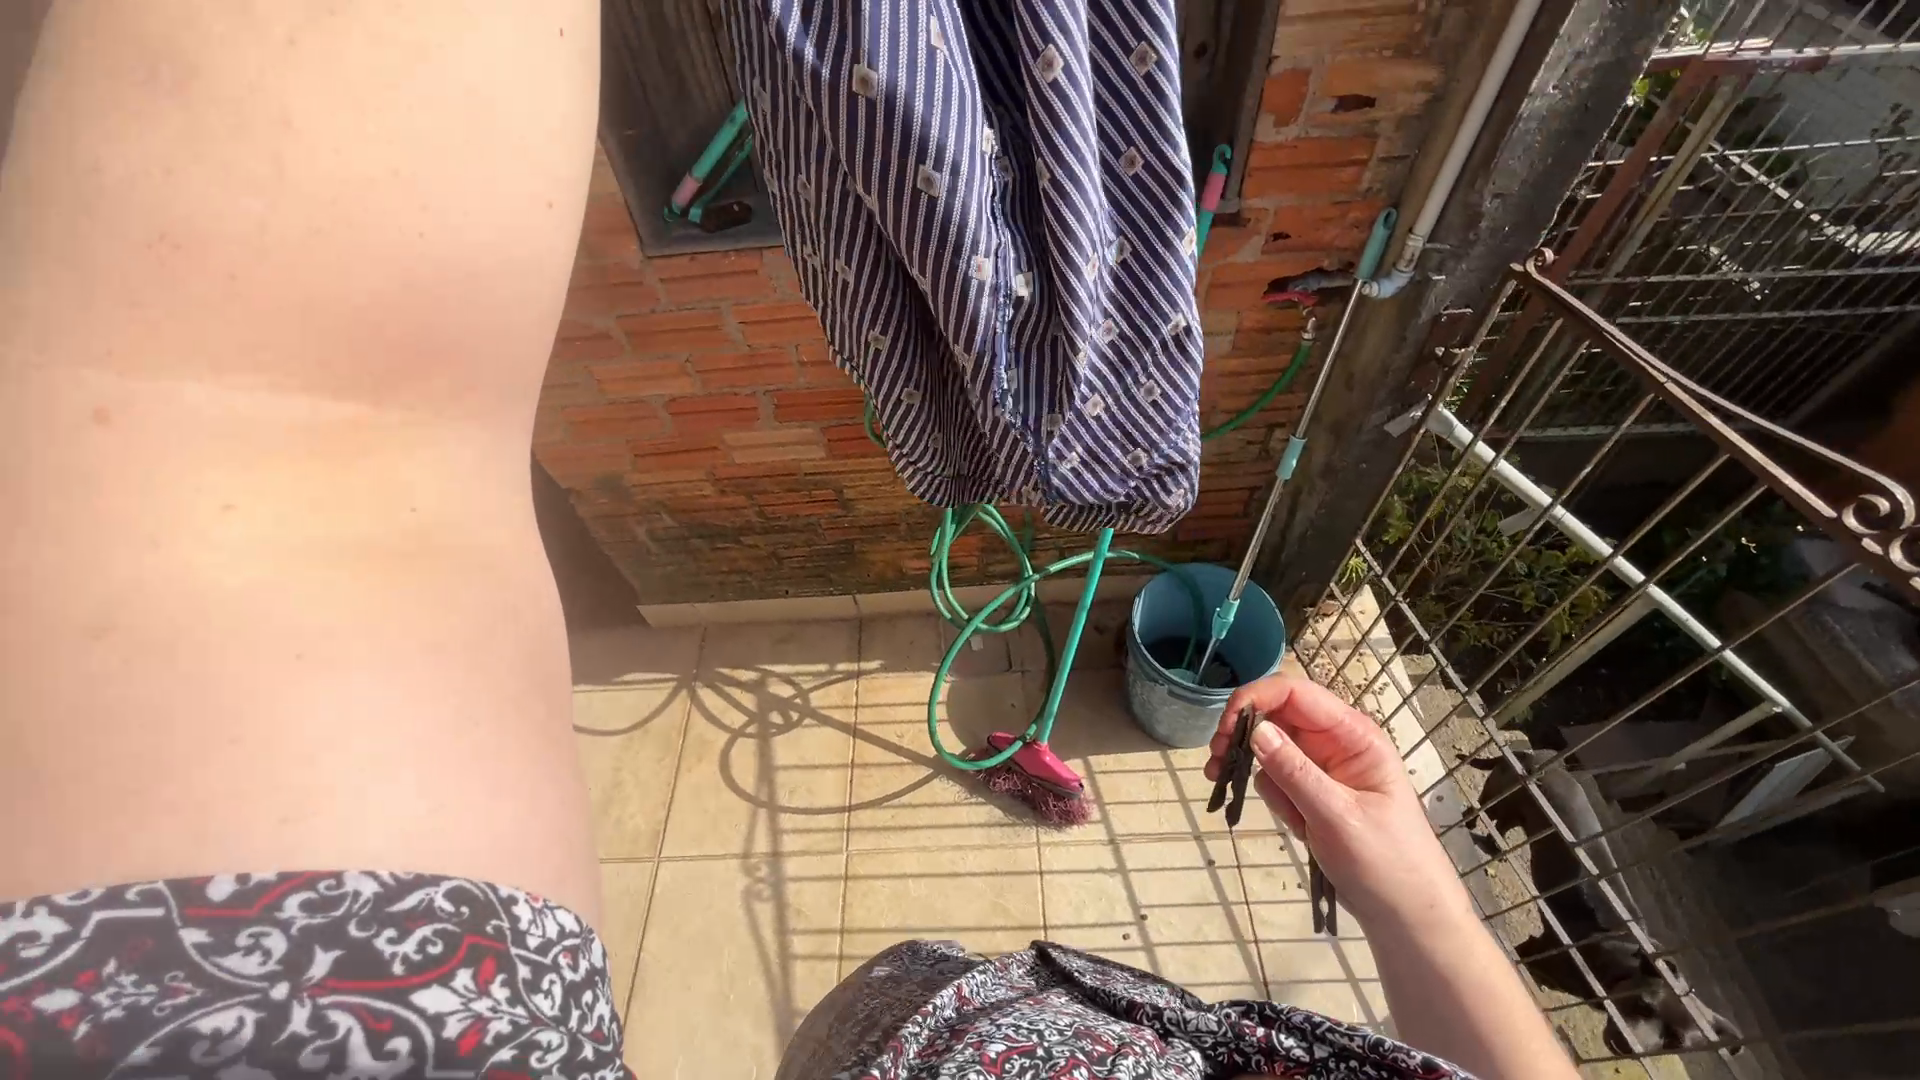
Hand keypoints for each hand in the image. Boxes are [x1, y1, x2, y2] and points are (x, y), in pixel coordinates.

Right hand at [1205, 675, 1471, 934]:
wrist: (1410, 918)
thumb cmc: (1389, 865)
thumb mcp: (1338, 816)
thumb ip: (1294, 772)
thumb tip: (1254, 729)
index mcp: (1353, 735)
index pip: (1295, 693)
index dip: (1255, 698)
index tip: (1224, 726)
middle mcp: (1335, 742)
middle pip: (1276, 714)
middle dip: (1242, 732)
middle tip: (1214, 760)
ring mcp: (1323, 767)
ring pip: (1270, 745)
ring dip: (1249, 764)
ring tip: (1225, 783)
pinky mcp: (1312, 791)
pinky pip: (1276, 777)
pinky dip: (1269, 792)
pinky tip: (1287, 821)